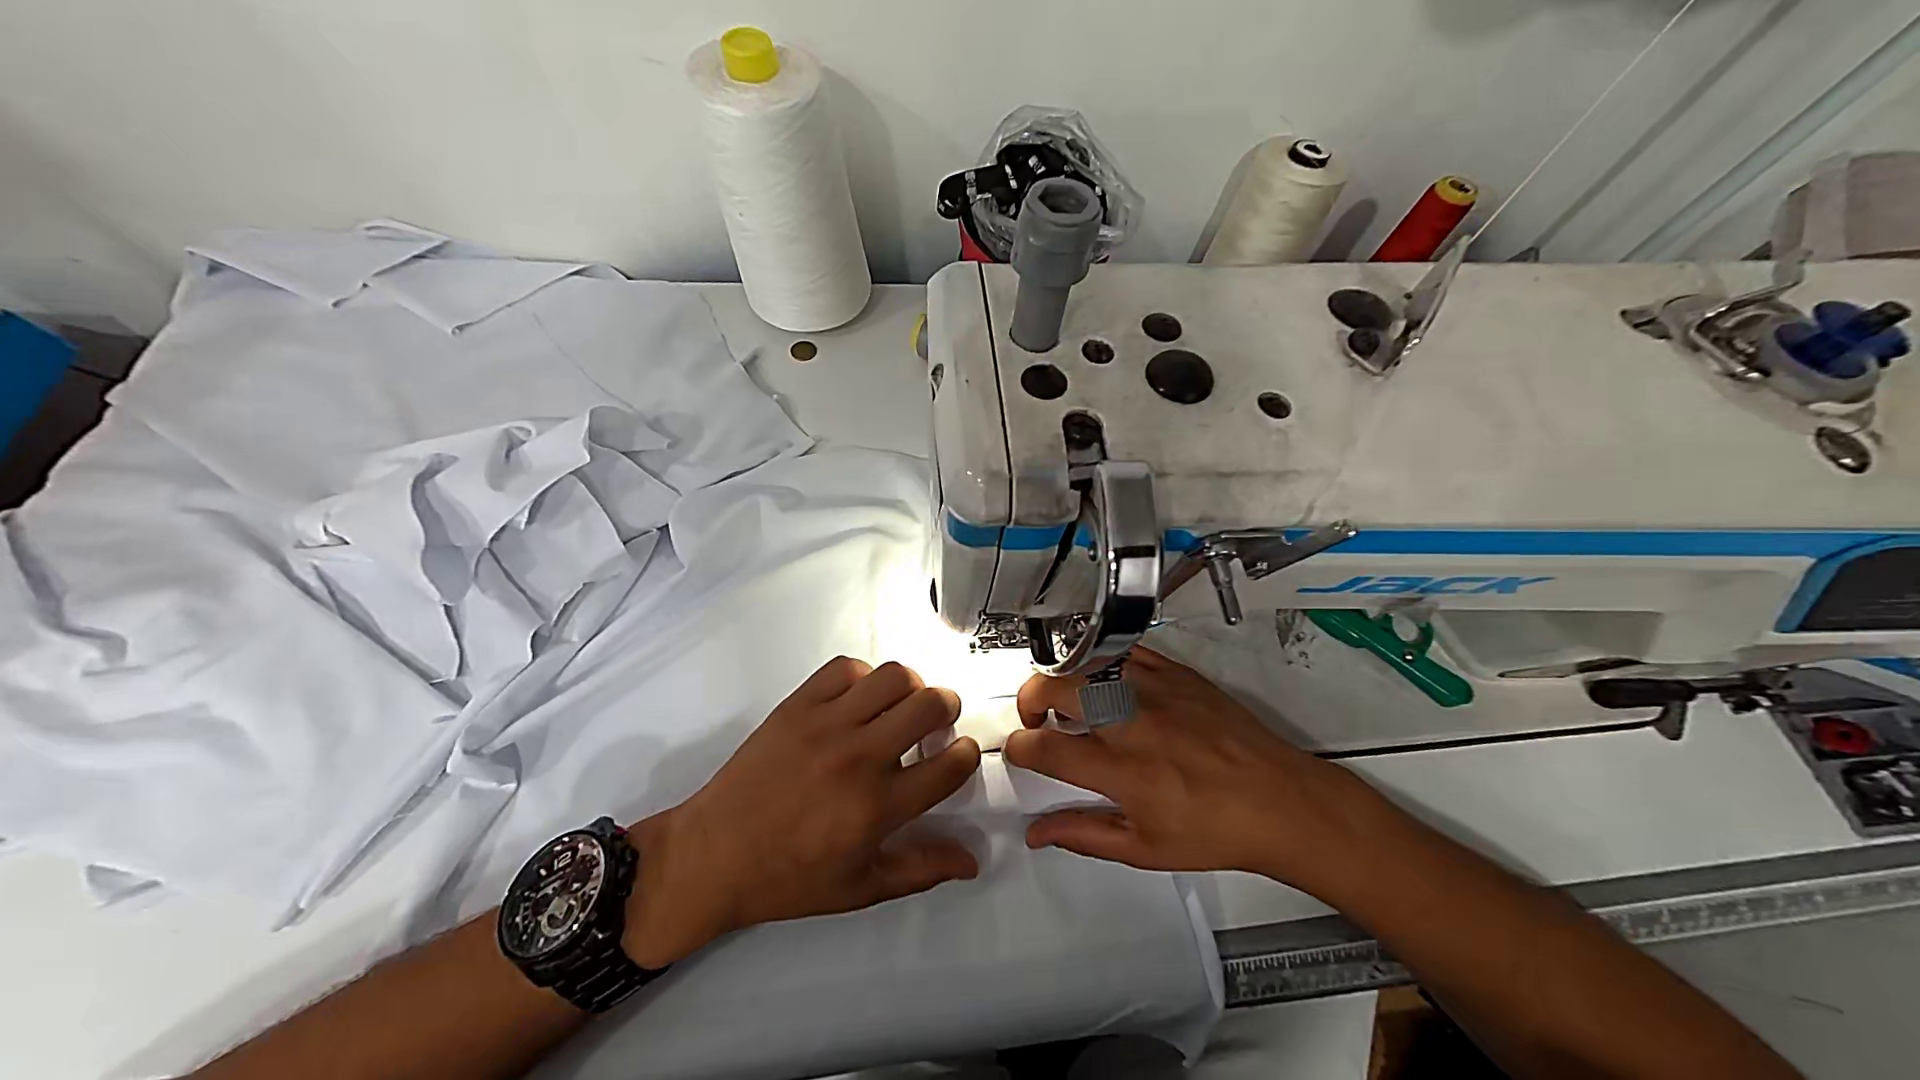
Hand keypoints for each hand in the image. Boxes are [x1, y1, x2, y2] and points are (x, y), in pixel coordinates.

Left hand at [620, 658, 980, 967]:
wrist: (713, 856)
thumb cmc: (786, 877)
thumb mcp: (860, 887)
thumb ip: (921, 869)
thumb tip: (970, 861)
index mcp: (878, 806)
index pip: (949, 765)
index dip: (967, 754)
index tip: (961, 753)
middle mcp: (858, 757)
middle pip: (930, 705)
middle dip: (948, 709)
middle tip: (938, 722)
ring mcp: (826, 725)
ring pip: (893, 676)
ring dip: (911, 686)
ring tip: (902, 706)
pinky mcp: (797, 706)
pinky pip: (845, 668)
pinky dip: (863, 676)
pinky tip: (859, 699)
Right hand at [1003, 646, 1398, 896]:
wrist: (1280, 801)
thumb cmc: (1220, 828)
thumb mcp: (1144, 848)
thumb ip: (1082, 835)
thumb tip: (1040, 833)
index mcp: (1122, 771)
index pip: (1045, 748)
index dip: (1020, 748)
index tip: (1021, 751)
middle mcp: (1134, 724)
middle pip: (1054, 688)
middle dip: (1028, 700)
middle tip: (1035, 719)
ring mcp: (1156, 692)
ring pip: (1085, 662)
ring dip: (1063, 680)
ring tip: (1068, 701)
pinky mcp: (1177, 675)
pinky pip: (1125, 652)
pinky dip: (1104, 663)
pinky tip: (1107, 684)